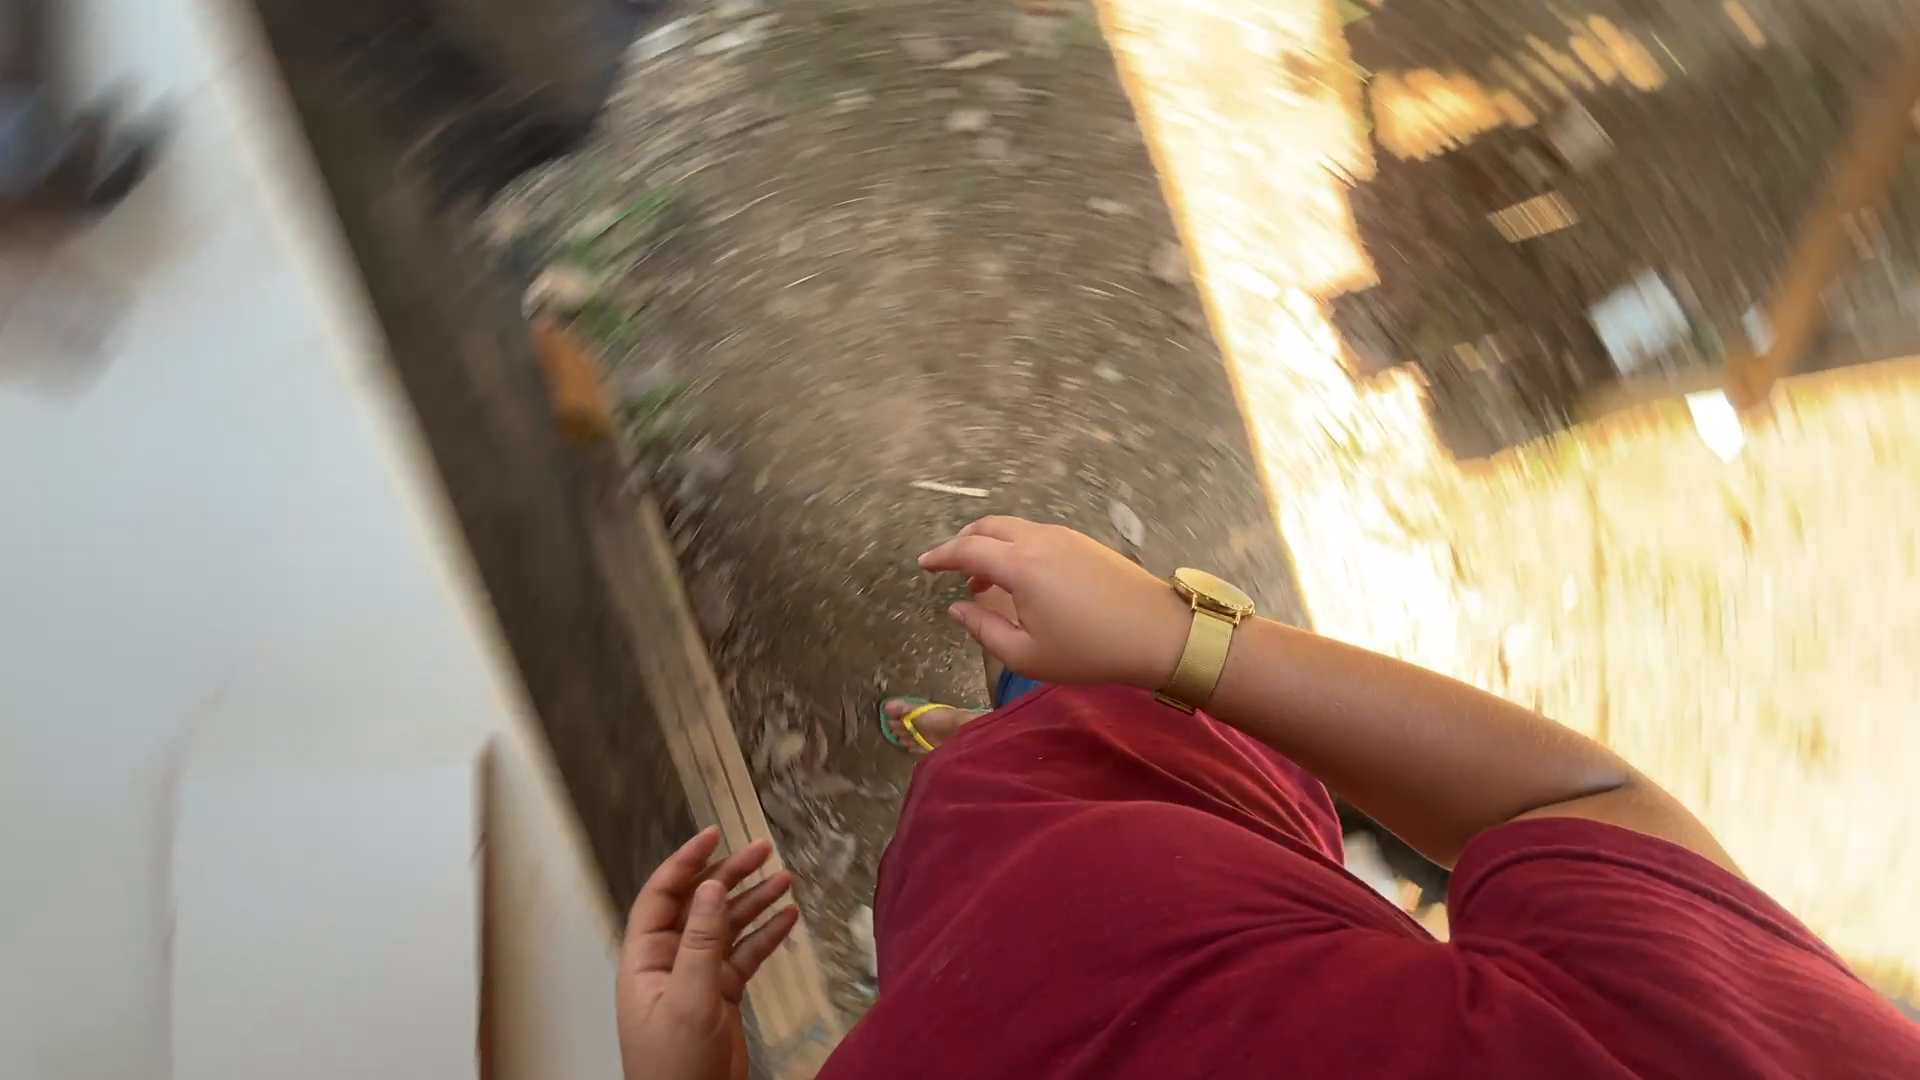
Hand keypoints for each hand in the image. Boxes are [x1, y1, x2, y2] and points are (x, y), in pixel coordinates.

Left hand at [618, 828, 801, 1079]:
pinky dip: (767, 934)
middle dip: (731, 874)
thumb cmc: (675, 1065)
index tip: (715, 832)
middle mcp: (670, 960)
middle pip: (700, 903)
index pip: (662, 895)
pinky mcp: (722, 993)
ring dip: (755, 900)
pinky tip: (789, 917)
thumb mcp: (687, 1000)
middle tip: (765, 849)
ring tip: (788, 879)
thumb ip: (701, 941)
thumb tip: (710, 885)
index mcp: (646, 959)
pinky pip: (746, 952)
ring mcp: (698, 976)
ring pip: (728, 925)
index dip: (686, 861)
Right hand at [919, 516, 1192, 689]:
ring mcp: (1063, 536)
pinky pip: (1034, 533)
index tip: (923, 565)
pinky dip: (1014, 546)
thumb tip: (958, 609)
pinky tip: (1020, 577)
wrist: (1159, 633)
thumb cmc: (1090, 651)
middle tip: (950, 568)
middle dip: (962, 543)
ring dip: (989, 545)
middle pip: (987, 527)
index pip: (966, 549)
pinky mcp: (1082, 541)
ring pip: (1012, 527)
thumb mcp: (1027, 655)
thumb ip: (984, 630)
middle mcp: (1038, 539)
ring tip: (983, 580)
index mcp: (1020, 566)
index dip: (940, 556)